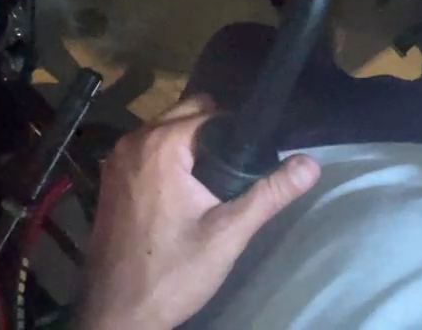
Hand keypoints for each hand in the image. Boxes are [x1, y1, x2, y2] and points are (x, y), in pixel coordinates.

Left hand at [81, 96, 320, 329]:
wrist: (116, 317)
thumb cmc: (172, 273)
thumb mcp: (228, 234)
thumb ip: (270, 194)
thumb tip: (311, 164)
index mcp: (161, 144)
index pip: (210, 113)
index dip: (236, 130)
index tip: (252, 155)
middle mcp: (134, 140)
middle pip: (186, 113)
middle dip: (213, 133)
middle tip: (235, 169)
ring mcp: (117, 157)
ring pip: (166, 129)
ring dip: (190, 144)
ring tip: (215, 179)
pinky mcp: (110, 177)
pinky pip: (147, 148)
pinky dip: (167, 157)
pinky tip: (184, 191)